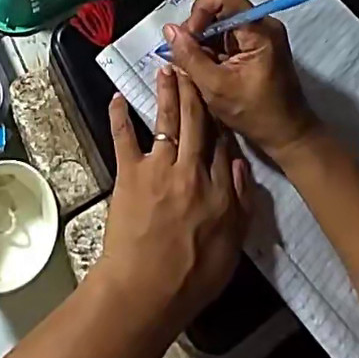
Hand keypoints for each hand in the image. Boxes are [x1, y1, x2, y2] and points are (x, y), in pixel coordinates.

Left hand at [93, 68, 249, 328]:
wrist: (145, 291)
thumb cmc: (191, 278)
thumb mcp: (232, 247)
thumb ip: (241, 204)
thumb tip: (239, 165)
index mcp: (217, 190)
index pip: (222, 143)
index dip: (221, 117)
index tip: (219, 96)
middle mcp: (190, 171)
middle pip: (197, 122)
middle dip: (196, 90)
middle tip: (193, 66)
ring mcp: (158, 168)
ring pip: (167, 121)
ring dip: (167, 92)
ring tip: (167, 68)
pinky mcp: (129, 173)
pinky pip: (124, 137)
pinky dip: (119, 116)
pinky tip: (117, 98)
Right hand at [163, 0, 320, 158]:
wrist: (288, 135)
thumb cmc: (257, 114)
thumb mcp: (215, 87)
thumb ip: (190, 56)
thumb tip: (169, 30)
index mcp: (259, 30)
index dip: (201, 10)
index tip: (190, 37)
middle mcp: (262, 24)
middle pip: (220, 7)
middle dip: (198, 27)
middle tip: (186, 54)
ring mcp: (260, 34)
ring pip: (220, 21)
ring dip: (203, 40)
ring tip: (196, 66)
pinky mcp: (256, 44)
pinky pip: (227, 34)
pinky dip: (212, 48)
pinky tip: (207, 69)